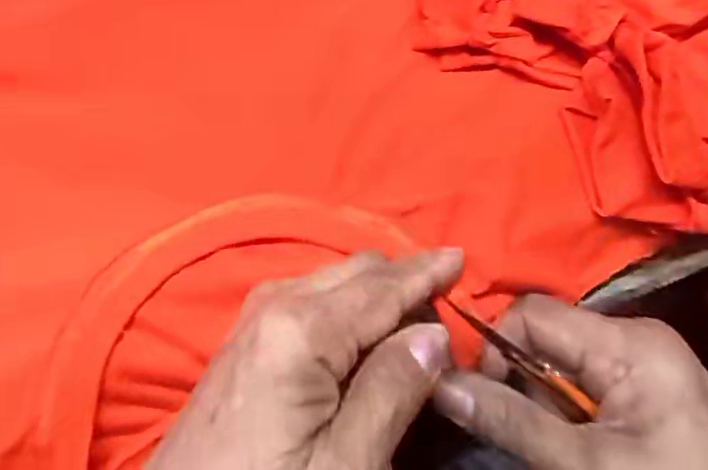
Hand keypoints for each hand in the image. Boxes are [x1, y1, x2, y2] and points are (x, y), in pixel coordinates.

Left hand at [149, 249, 463, 469]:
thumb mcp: (343, 468)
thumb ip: (391, 392)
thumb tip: (433, 333)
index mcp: (303, 326)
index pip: (383, 286)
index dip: (426, 271)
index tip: (463, 258)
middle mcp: (278, 302)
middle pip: (360, 271)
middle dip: (404, 284)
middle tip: (444, 321)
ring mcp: (255, 316)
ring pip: (336, 280)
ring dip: (376, 295)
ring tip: (411, 329)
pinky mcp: (245, 339)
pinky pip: (312, 299)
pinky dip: (347, 307)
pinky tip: (362, 337)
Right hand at [432, 296, 707, 469]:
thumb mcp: (583, 468)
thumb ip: (512, 420)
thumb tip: (442, 383)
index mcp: (631, 341)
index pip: (536, 312)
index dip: (498, 348)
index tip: (483, 400)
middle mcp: (641, 335)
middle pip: (552, 336)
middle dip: (524, 379)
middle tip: (525, 438)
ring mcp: (653, 361)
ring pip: (569, 361)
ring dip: (547, 400)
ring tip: (561, 451)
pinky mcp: (657, 388)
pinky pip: (594, 381)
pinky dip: (573, 410)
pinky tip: (581, 449)